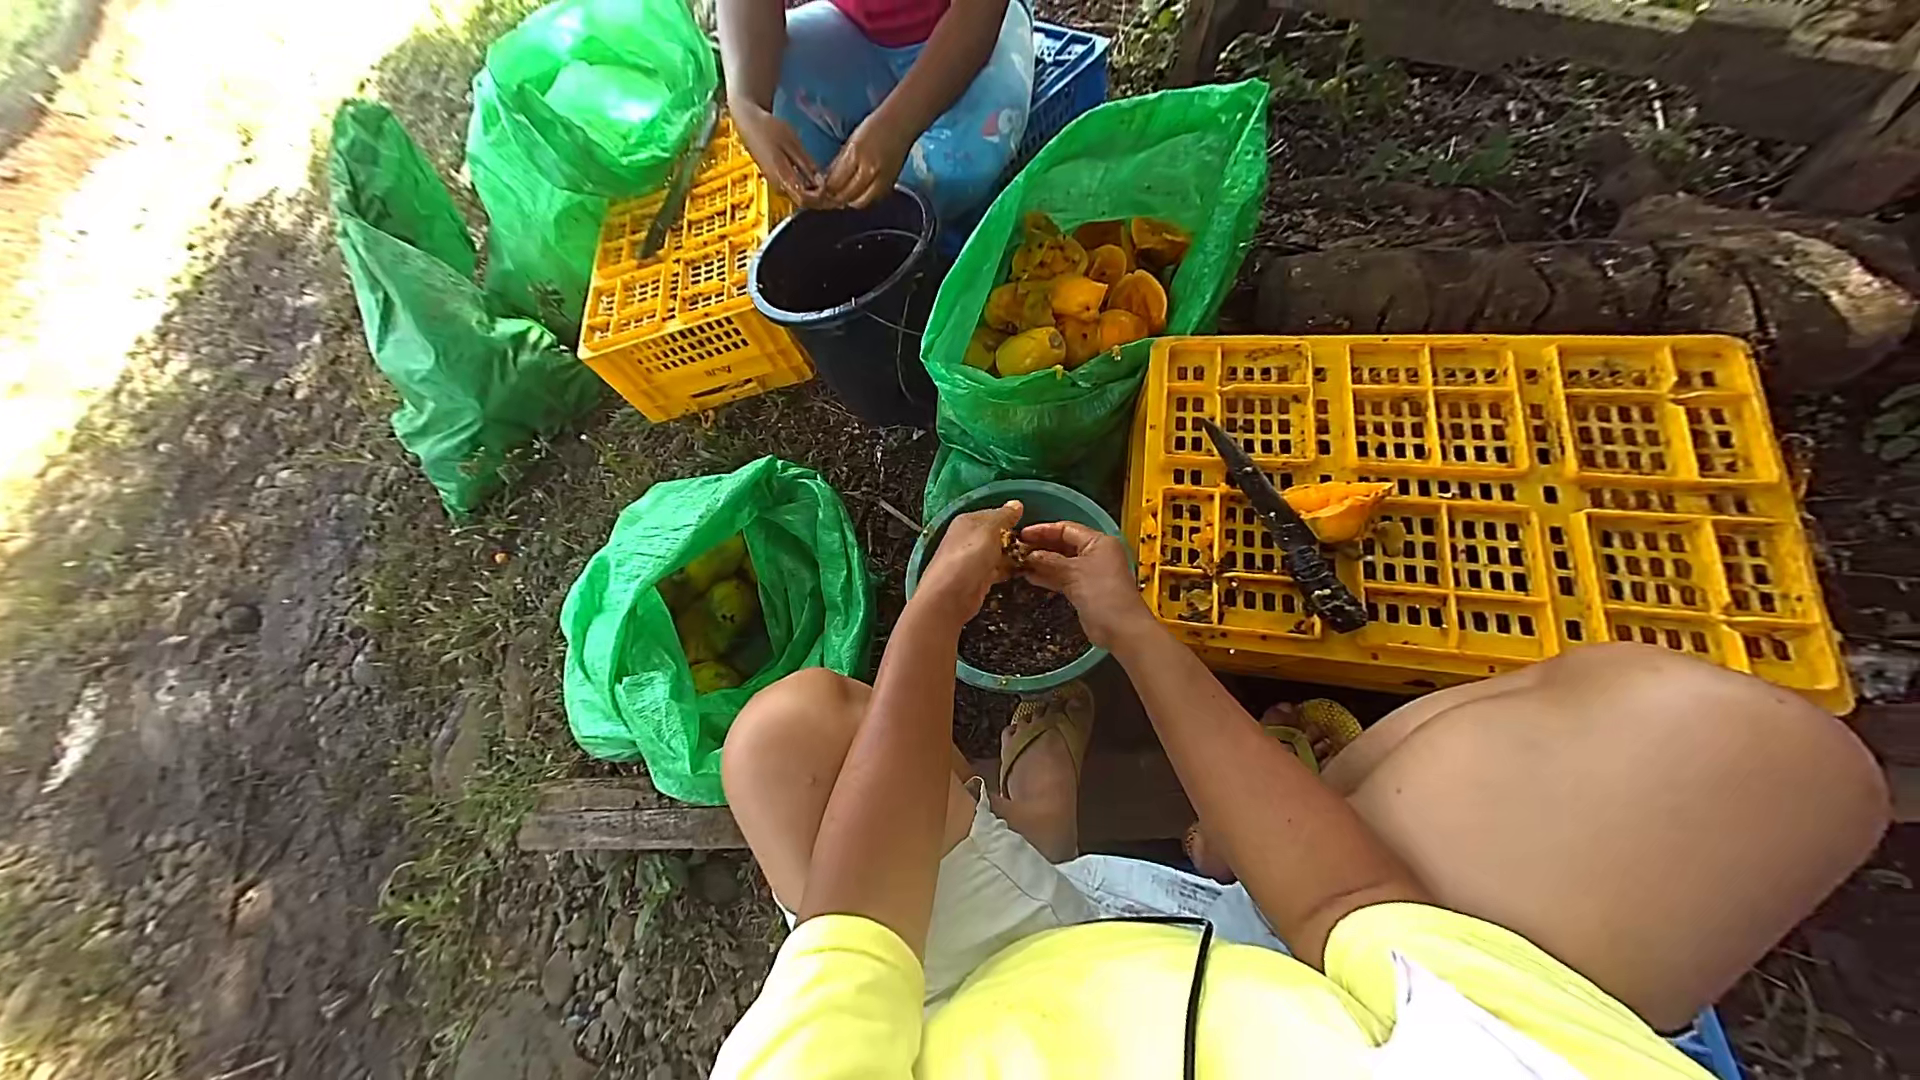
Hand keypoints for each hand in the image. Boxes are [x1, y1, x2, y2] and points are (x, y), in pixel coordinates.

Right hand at [731, 101, 828, 207]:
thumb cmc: (768, 128)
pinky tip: (817, 183)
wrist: (748, 121)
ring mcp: (776, 186)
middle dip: (821, 200)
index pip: (805, 199)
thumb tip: (821, 183)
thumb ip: (807, 164)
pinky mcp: (777, 182)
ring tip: (829, 188)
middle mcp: (778, 186)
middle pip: (804, 203)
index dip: (821, 197)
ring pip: (801, 199)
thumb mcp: (792, 143)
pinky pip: (796, 192)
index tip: (831, 189)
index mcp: (781, 176)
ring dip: (816, 196)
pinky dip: (808, 191)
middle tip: (836, 192)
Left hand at [822, 113, 912, 208]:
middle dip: (835, 198)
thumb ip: (840, 162)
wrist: (901, 125)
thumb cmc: (875, 127)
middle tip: (828, 196)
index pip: (836, 182)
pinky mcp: (888, 187)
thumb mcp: (851, 141)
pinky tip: (857, 194)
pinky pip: (871, 200)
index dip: (826, 189)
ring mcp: (880, 181)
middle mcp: (868, 171)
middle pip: (846, 195)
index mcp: (856, 155)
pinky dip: (862, 200)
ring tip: (842, 196)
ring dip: (848, 201)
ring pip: (859, 202)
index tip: (820, 190)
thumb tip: (827, 179)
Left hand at [916, 500, 1023, 623]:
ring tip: (1033, 556)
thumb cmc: (968, 557)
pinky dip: (1009, 570)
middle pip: (996, 534)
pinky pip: (998, 569)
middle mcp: (968, 538)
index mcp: (967, 521)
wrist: (949, 596)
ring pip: (998, 552)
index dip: (1011, 517)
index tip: (1029, 522)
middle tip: (1035, 542)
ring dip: (1013, 555)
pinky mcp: (978, 578)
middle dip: (1014, 538)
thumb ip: (1004, 516)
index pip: (993, 513)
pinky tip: (1023, 571)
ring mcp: (973, 560)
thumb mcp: (989, 530)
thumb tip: (1016, 504)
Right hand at [1019, 521, 1153, 649]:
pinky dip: (1048, 576)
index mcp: (1098, 542)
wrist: (1120, 628)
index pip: (1066, 528)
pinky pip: (1062, 577)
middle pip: (1063, 544)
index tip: (1023, 534)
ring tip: (1019, 562)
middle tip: (1018, 549)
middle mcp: (1096, 554)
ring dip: (1041, 562)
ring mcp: (1090, 573)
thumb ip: (1048, 561)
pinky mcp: (1085, 589)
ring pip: (1061, 562)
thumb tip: (1029, 555)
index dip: (1043, 530)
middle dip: (1040, 546)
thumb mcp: (1073, 572)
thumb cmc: (1105, 595)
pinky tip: (1031, 577)